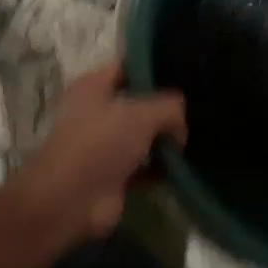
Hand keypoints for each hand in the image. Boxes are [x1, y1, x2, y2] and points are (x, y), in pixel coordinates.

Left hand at [8, 64, 187, 247]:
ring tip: (196, 137)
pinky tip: (186, 166)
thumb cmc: (100, 143)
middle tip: (196, 109)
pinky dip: (161, 167)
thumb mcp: (141, 114)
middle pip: (138, 102)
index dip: (153, 68)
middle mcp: (97, 111)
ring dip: (165, 139)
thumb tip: (179, 124)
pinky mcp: (114, 175)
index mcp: (93, 86)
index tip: (183, 73)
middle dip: (164, 108)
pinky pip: (145, 165)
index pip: (127, 67)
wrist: (71, 200)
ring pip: (142, 135)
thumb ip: (169, 108)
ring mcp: (104, 145)